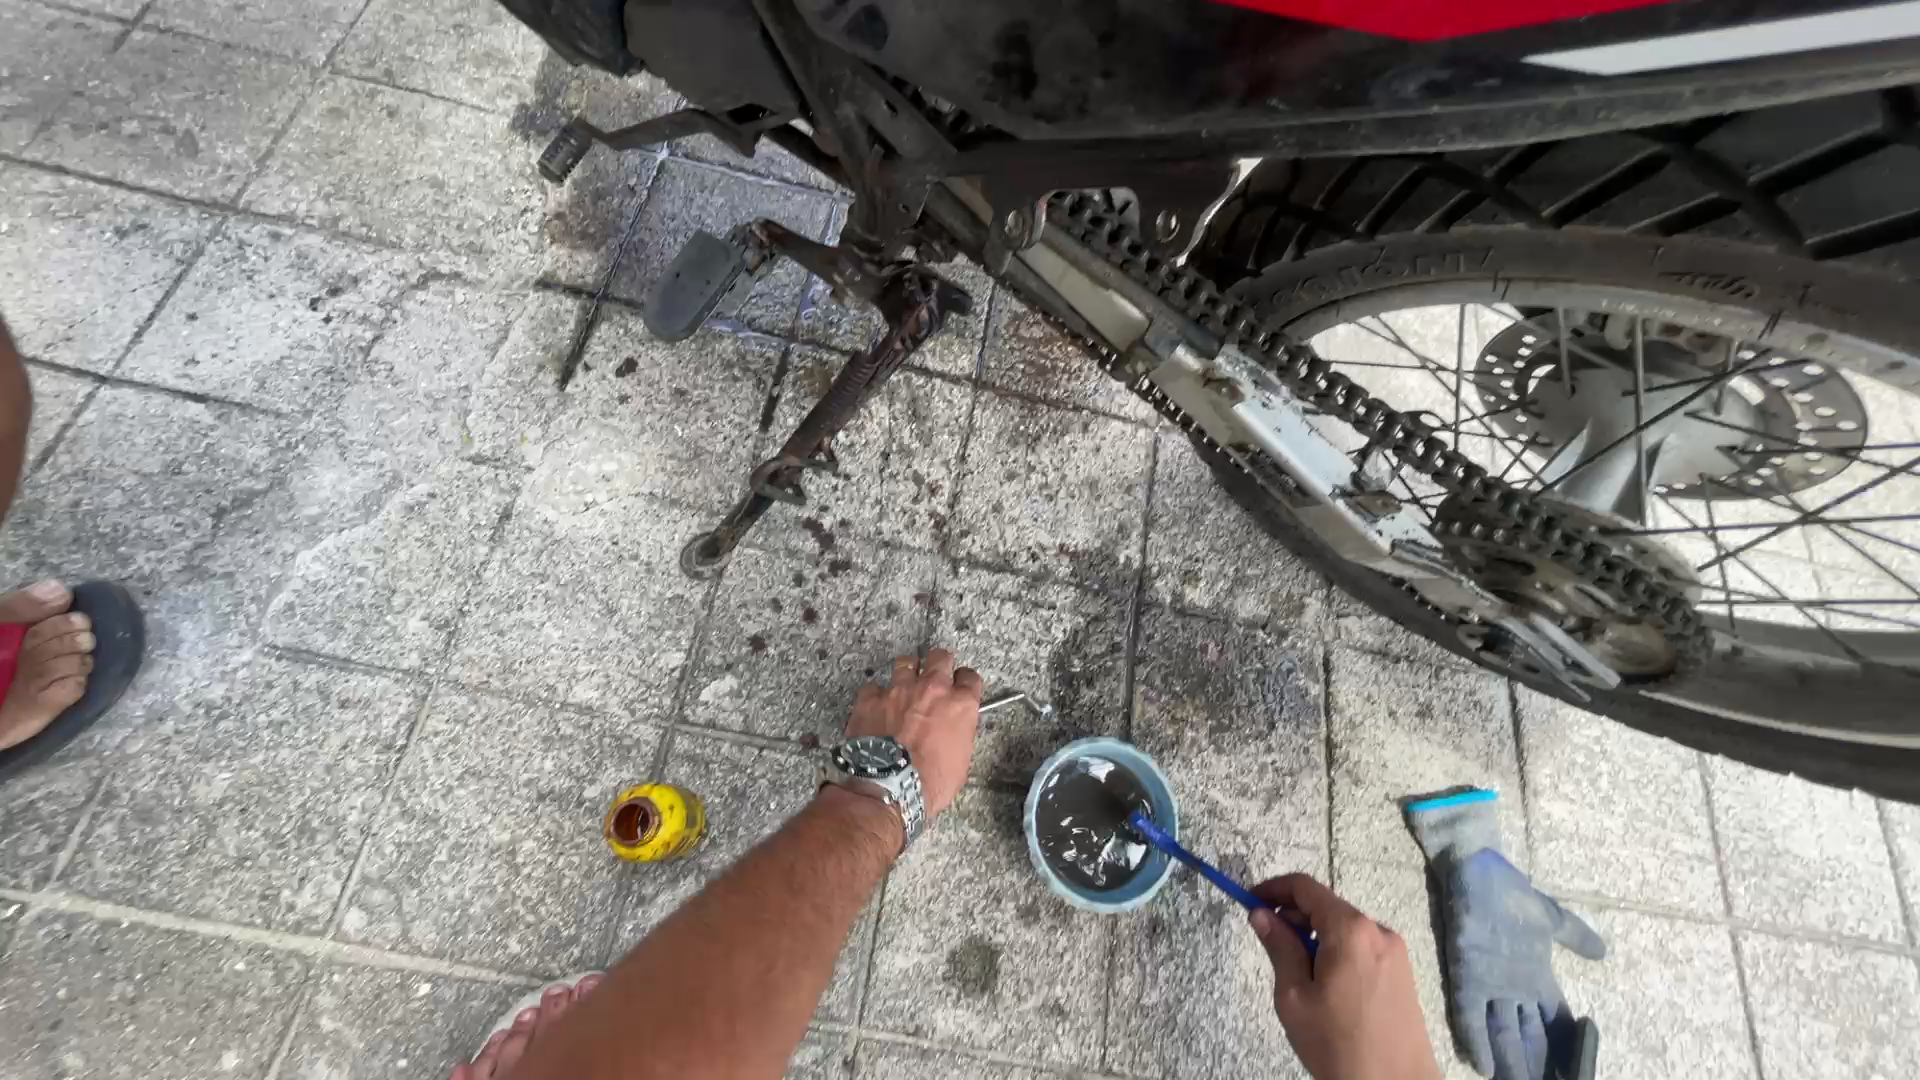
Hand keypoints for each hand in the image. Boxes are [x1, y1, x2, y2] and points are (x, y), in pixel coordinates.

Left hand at [844, 648, 981, 818]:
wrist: (890, 789)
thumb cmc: (930, 783)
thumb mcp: (961, 761)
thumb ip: (959, 733)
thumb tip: (953, 729)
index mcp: (959, 704)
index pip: (970, 677)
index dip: (964, 683)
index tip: (960, 688)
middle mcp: (931, 689)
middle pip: (940, 657)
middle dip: (939, 664)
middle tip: (934, 678)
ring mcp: (899, 690)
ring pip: (905, 662)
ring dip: (907, 672)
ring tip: (903, 687)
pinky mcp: (871, 699)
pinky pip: (873, 687)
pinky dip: (875, 696)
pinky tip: (876, 708)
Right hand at [1249, 874, 1441, 1079]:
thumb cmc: (1340, 1046)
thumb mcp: (1294, 996)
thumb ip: (1278, 947)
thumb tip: (1261, 913)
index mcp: (1350, 930)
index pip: (1304, 887)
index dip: (1273, 889)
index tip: (1251, 903)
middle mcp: (1378, 931)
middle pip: (1325, 905)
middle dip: (1293, 915)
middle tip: (1270, 943)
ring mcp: (1395, 954)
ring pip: (1342, 928)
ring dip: (1314, 936)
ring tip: (1298, 972)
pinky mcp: (1403, 975)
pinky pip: (1360, 947)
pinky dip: (1336, 951)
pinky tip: (1326, 985)